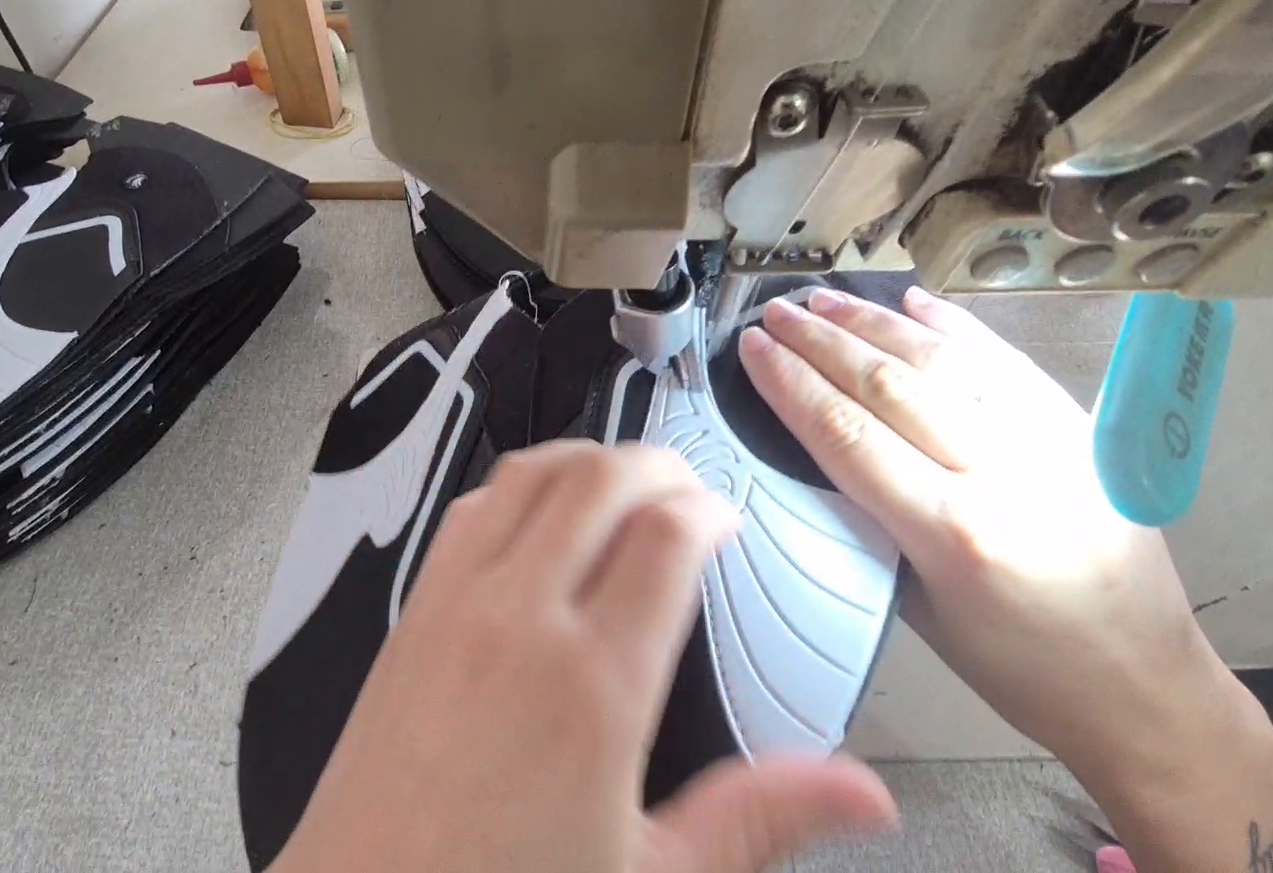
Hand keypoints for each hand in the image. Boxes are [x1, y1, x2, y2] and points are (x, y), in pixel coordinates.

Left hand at [270, 441, 897, 872]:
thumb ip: (759, 814)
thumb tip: (858, 794)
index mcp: (594, 685)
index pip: (667, 537)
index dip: (708, 507)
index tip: (724, 517)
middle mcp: (521, 621)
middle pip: (599, 479)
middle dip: (656, 463)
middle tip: (684, 485)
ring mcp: (457, 605)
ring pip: (528, 474)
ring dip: (584, 458)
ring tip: (619, 479)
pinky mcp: (414, 610)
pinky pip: (469, 508)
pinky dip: (516, 485)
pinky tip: (535, 510)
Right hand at [739, 288, 1246, 770]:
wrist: (1141, 683)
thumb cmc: (1012, 663)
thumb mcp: (911, 603)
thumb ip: (867, 517)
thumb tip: (819, 444)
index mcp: (952, 533)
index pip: (847, 433)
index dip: (790, 383)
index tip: (753, 350)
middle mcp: (1004, 476)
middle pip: (889, 385)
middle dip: (821, 341)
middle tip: (776, 314)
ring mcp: (1052, 444)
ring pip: (944, 359)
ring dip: (875, 323)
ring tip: (824, 300)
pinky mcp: (1083, 431)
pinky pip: (1006, 361)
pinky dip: (954, 325)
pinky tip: (913, 302)